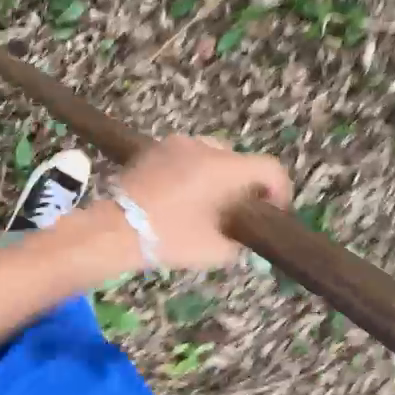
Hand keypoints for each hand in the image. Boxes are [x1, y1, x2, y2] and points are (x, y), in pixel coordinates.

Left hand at [110, 136, 292, 270]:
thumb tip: (243, 236)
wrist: (114, 228)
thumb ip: (240, 240)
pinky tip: (183, 195)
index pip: (269, 168)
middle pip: (238, 159)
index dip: (280, 191)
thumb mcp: (215, 249)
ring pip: (209, 154)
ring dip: (216, 174)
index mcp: (223, 167)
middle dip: (244, 183)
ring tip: (209, 202)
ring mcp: (173, 145)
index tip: (274, 213)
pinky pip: (183, 156)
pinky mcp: (151, 150)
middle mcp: (201, 147)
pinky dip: (191, 171)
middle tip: (238, 210)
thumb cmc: (169, 237)